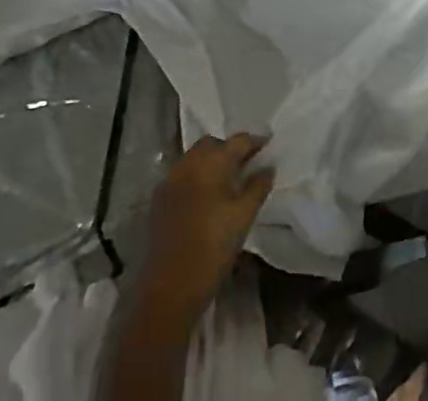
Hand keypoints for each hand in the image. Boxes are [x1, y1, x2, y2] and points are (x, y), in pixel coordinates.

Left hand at [148, 133, 273, 289]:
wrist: (169, 287)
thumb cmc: (214, 246)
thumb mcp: (245, 214)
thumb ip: (259, 185)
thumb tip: (267, 167)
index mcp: (211, 162)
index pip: (239, 140)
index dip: (257, 143)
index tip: (269, 149)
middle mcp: (187, 164)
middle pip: (212, 144)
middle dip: (230, 149)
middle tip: (247, 165)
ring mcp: (169, 182)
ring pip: (194, 159)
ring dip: (211, 163)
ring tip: (228, 182)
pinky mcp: (158, 202)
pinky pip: (181, 177)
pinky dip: (196, 178)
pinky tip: (206, 198)